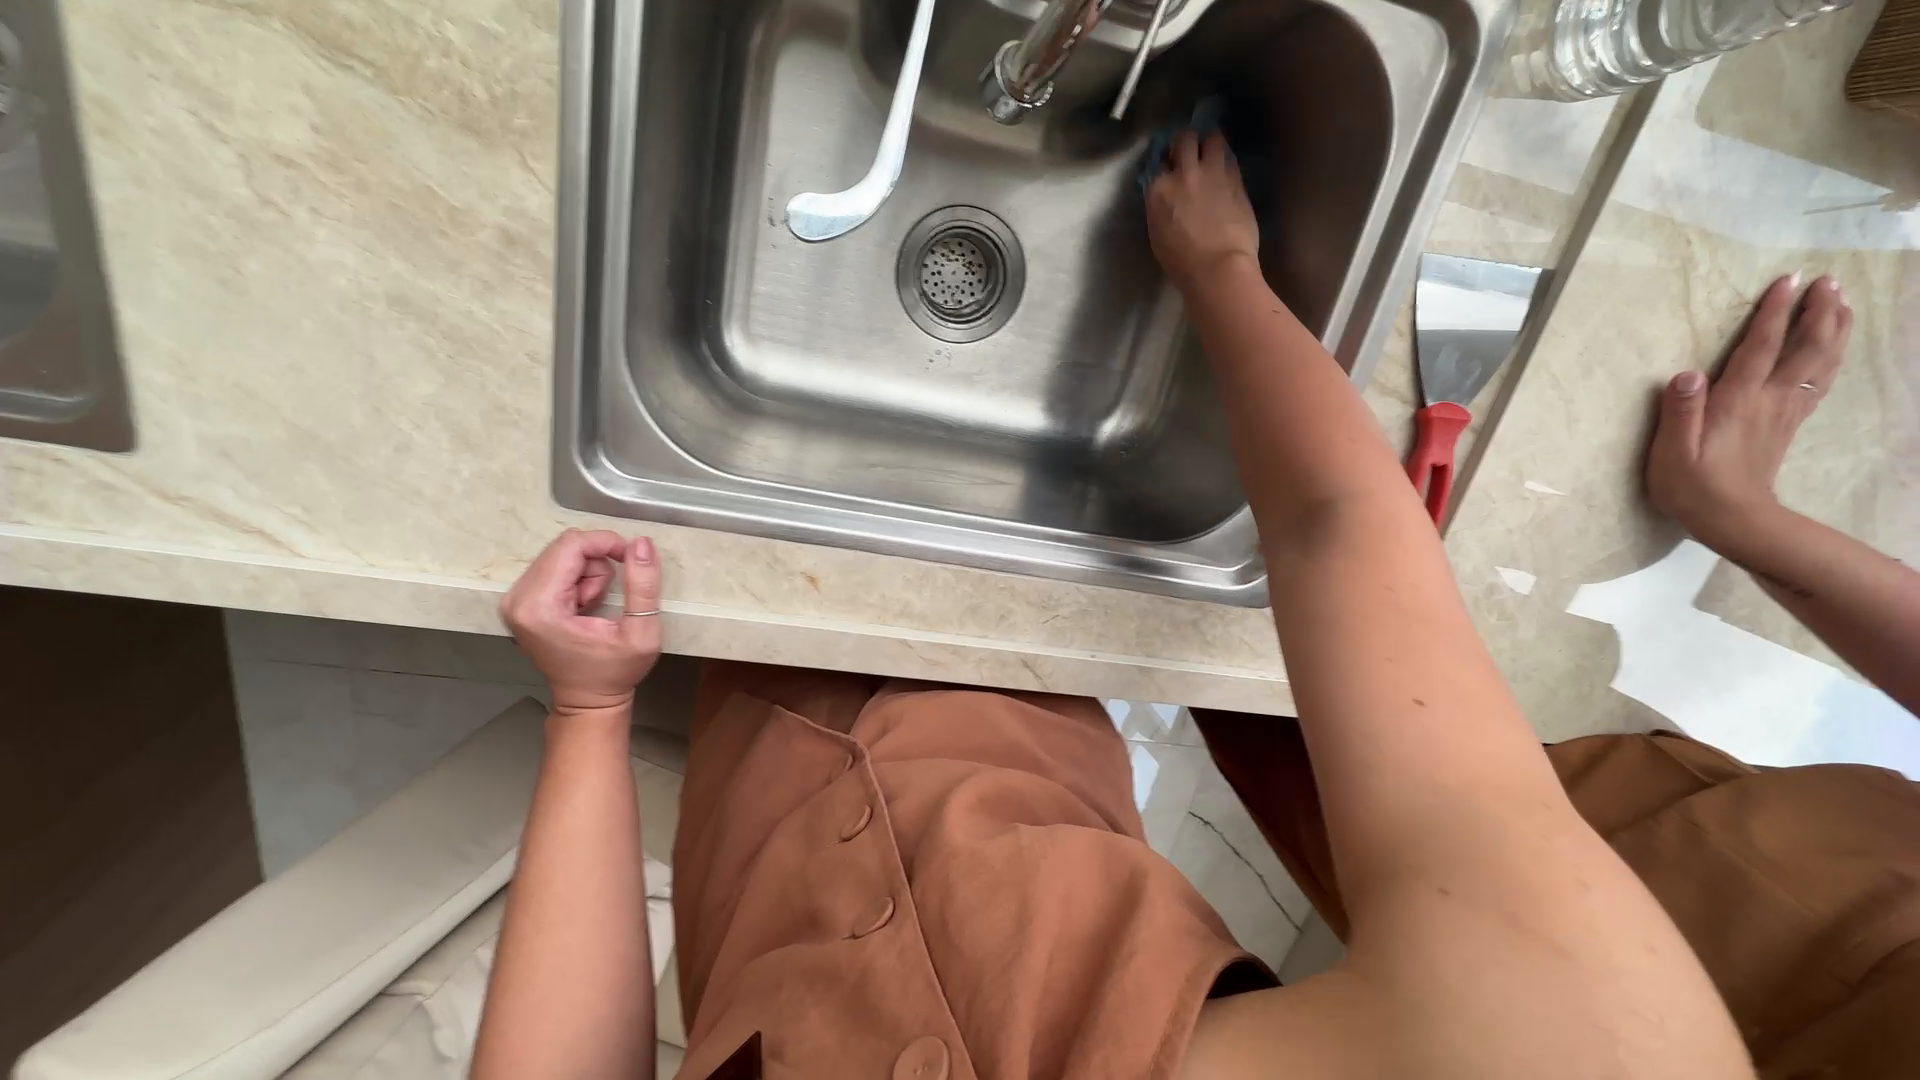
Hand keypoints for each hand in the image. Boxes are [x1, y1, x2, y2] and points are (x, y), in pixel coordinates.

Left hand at [501, 529, 662, 716]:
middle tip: (612, 594)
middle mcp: (517, 599)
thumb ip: (643, 585)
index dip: (607, 544)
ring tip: (596, 605)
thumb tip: (641, 543)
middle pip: (564, 547)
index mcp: (540, 606)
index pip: (571, 546)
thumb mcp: (642, 632)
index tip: (632, 561)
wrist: (587, 701)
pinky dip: (576, 579)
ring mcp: (515, 600)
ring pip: (560, 555)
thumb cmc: (615, 672)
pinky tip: (583, 606)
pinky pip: (554, 567)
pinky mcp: (520, 601)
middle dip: (597, 561)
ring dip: (588, 572)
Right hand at [1146, 130, 1259, 293]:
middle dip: (1185, 140)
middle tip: (1188, 149)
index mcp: (1159, 190)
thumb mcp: (1158, 235)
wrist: (1218, 268)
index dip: (1162, 163)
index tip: (1166, 168)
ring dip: (1210, 141)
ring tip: (1211, 150)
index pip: (1156, 162)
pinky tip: (1225, 168)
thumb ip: (1161, 208)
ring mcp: (1213, 173)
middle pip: (1184, 138)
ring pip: (1213, 137)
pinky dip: (1226, 159)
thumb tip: (1168, 197)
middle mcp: (1184, 173)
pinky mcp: (1237, 179)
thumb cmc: (1182, 263)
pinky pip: (1230, 157)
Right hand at [1646, 273, 1851, 554]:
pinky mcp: (1788, 423)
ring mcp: (1785, 412)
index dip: (1774, 314)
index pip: (1760, 349)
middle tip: (1828, 282)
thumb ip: (1680, 411)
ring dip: (1834, 330)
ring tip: (1841, 304)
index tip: (1788, 282)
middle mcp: (1770, 400)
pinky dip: (1831, 358)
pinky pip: (1819, 382)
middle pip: (1805, 349)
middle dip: (1818, 313)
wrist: (1733, 519)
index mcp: (1738, 402)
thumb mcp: (1671, 451)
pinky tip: (1832, 349)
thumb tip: (1686, 372)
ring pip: (1821, 362)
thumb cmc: (1691, 485)